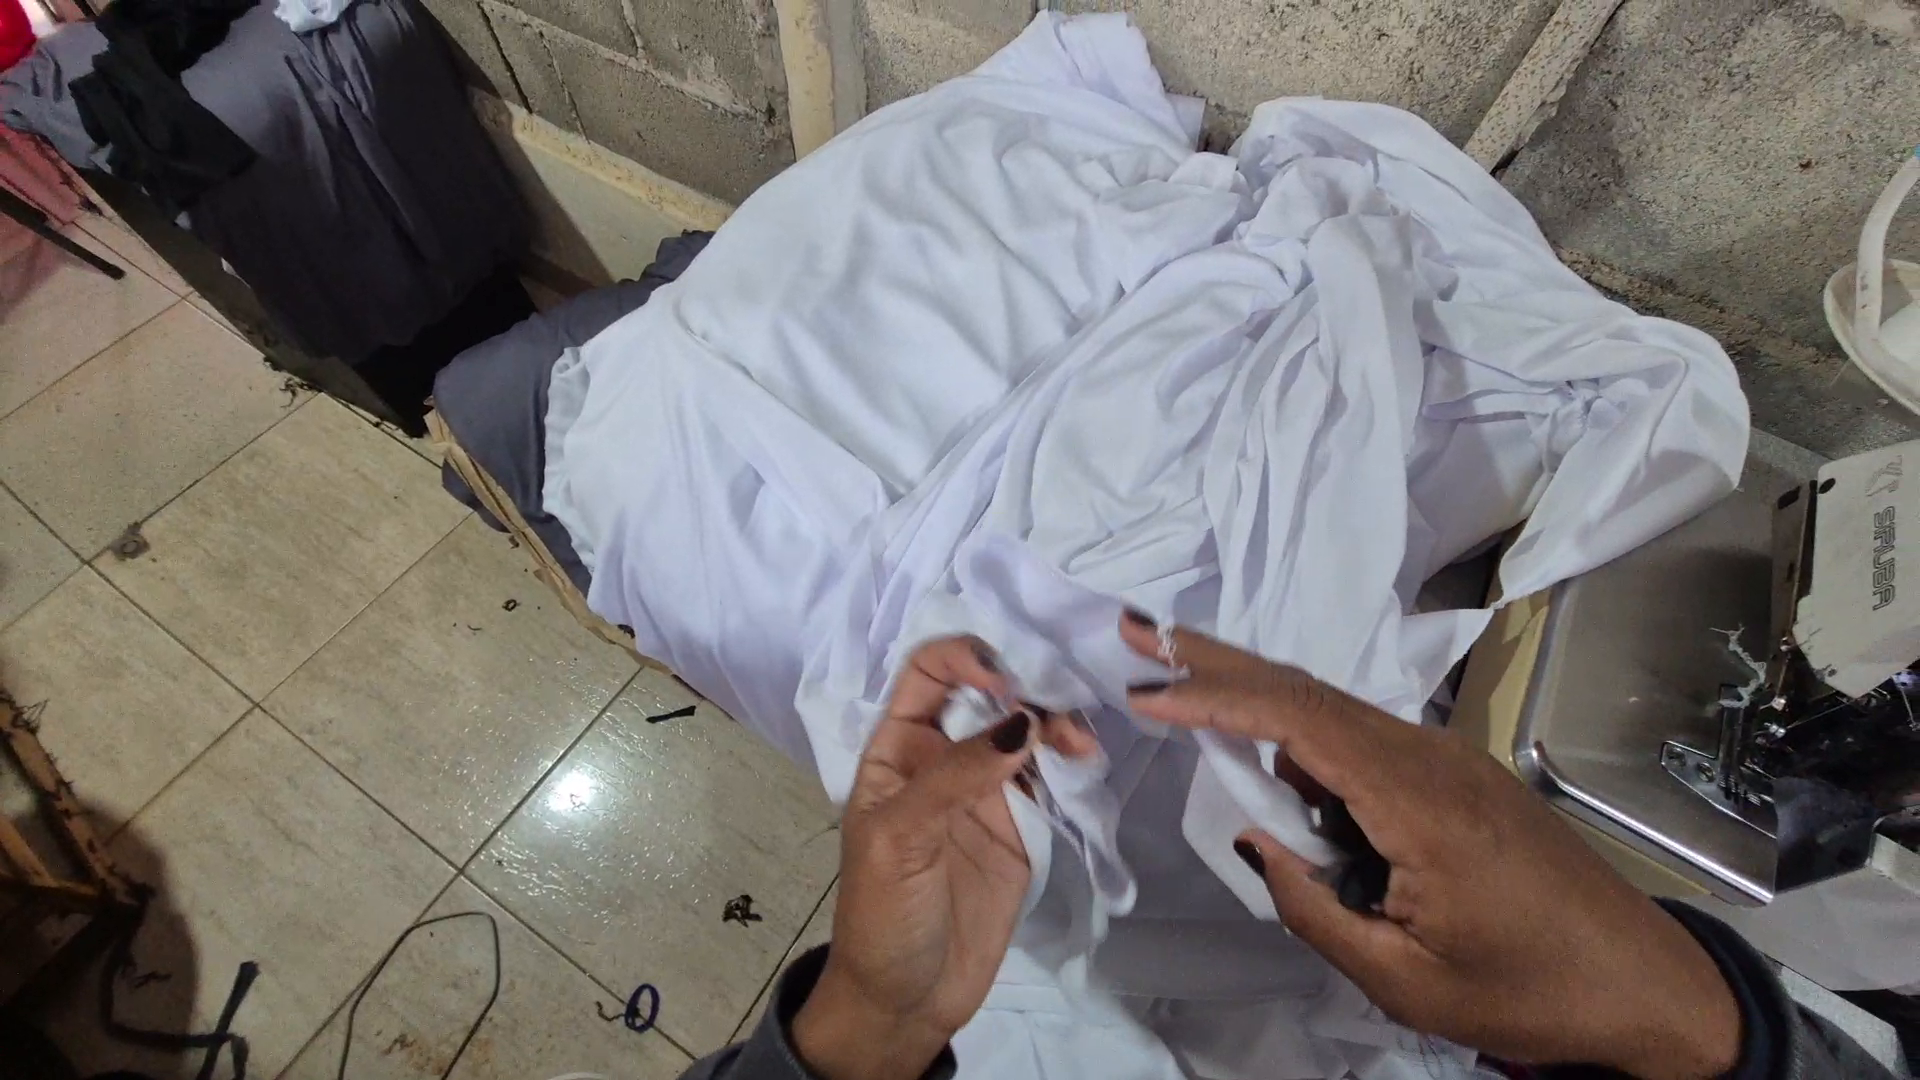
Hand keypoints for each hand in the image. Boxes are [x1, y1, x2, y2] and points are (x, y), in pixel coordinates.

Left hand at [793, 637, 1096, 1079]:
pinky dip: (1067, 758)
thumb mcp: (897, 839)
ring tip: (1078, 743)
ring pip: (1023, 727)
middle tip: (1056, 710)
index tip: (1003, 681)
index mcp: (899, 746)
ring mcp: (984, 786)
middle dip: (1023, 685)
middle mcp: (943, 754)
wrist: (908, 1000)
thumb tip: (1022, 723)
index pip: (928, 673)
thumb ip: (953, 777)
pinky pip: (1047, 773)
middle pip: (986, 692)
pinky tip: (1083, 758)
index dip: (962, 660)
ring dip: (1053, 721)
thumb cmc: (882, 913)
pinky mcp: (1020, 821)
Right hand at [1120, 615, 1741, 1079]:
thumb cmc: (1534, 992)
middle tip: (1139, 628)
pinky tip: (1273, 777)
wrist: (1655, 988)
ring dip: (1243, 693)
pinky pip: (1345, 734)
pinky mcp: (1438, 764)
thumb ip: (1312, 909)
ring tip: (1175, 688)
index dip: (1216, 699)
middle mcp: (1423, 751)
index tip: (1148, 694)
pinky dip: (1286, 734)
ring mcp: (1434, 751)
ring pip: (1319, 704)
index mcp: (1419, 799)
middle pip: (1300, 685)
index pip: (1298, 723)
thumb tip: (1256, 839)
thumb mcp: (1409, 983)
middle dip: (1211, 656)